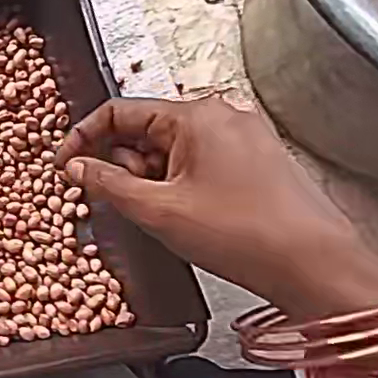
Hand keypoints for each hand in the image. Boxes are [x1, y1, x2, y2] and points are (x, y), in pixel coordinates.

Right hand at [53, 97, 377, 316]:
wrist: (313, 265)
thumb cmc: (241, 233)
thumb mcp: (155, 209)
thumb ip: (105, 182)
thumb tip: (74, 168)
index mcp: (196, 116)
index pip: (117, 111)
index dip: (81, 138)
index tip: (64, 165)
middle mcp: (220, 116)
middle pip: (140, 129)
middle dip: (119, 164)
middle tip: (119, 199)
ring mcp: (238, 138)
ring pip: (164, 149)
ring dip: (146, 178)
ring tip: (158, 212)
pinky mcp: (248, 160)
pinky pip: (190, 162)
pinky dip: (171, 184)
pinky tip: (178, 213)